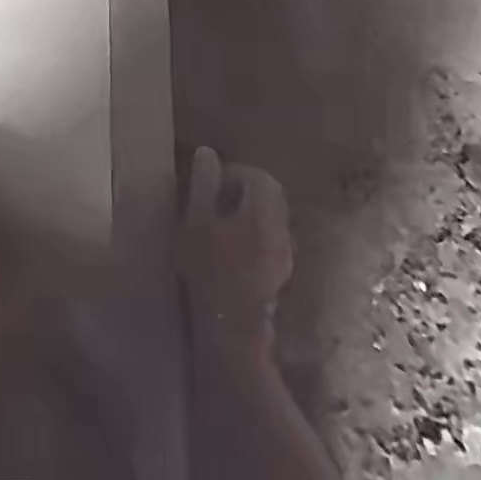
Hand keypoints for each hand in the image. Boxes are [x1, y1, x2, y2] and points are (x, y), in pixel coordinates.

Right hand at [178, 146, 293, 343]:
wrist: (231, 326)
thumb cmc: (208, 269)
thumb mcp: (196, 222)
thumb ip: (203, 185)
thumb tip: (207, 153)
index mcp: (261, 213)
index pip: (259, 177)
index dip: (235, 171)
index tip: (209, 179)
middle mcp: (280, 230)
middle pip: (270, 195)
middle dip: (243, 187)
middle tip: (212, 195)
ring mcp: (284, 253)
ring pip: (271, 216)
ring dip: (248, 208)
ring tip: (217, 219)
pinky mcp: (280, 270)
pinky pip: (270, 235)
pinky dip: (252, 228)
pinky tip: (230, 243)